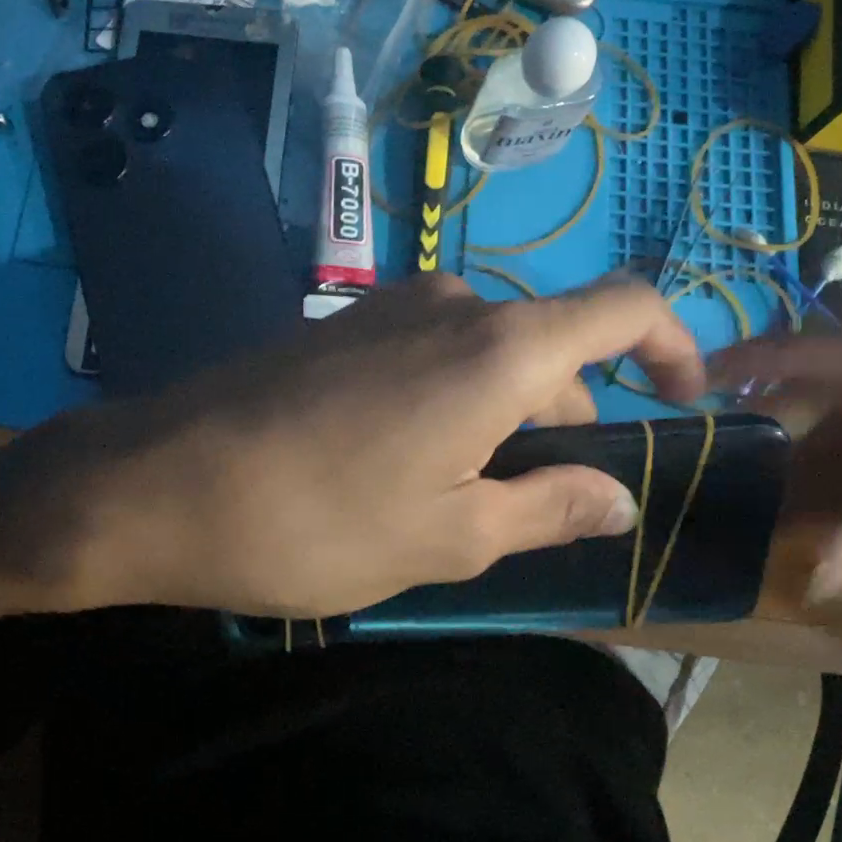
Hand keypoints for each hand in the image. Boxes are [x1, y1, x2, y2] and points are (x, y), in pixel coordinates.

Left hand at [0, 274, 704, 618]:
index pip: (623, 306)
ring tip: (463, 501)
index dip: (674, 346)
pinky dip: (451, 402)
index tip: (682, 405)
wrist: (159, 482)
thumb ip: (548, 509)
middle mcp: (452, 303)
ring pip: (487, 355)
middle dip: (566, 419)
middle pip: (550, 347)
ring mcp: (387, 308)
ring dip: (503, 418)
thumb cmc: (317, 521)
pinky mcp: (339, 327)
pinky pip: (430, 354)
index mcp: (498, 348)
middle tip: (540, 509)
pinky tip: (405, 466)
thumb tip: (620, 496)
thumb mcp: (449, 537)